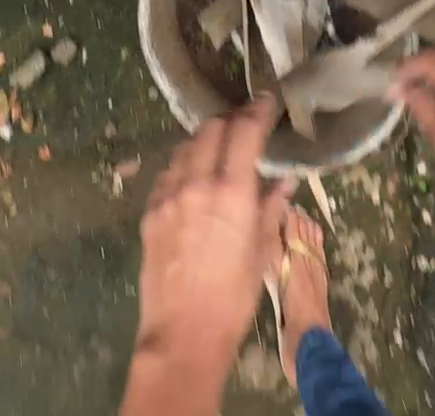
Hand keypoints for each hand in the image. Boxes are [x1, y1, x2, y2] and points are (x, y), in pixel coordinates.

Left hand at [133, 97, 294, 376]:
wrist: (183, 333)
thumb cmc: (234, 296)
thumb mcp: (262, 251)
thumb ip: (271, 207)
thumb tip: (284, 180)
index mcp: (232, 191)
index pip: (245, 131)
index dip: (259, 110)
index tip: (268, 101)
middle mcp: (198, 182)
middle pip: (212, 129)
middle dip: (231, 120)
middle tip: (245, 124)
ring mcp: (169, 194)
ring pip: (187, 146)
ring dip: (206, 139)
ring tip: (219, 146)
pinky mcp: (150, 210)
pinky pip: (168, 171)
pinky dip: (184, 163)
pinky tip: (193, 175)